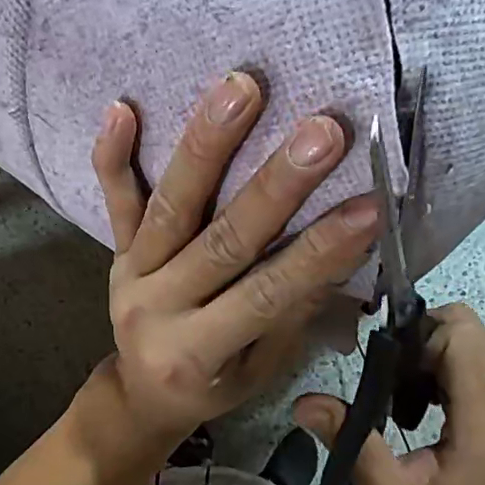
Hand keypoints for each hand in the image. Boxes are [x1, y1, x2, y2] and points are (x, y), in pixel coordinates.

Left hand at [86, 71, 382, 454]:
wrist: (138, 395)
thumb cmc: (212, 386)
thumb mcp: (258, 370)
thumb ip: (291, 313)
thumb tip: (339, 247)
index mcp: (198, 352)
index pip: (267, 293)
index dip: (319, 252)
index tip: (370, 205)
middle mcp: (158, 307)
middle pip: (221, 239)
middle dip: (275, 185)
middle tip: (320, 131)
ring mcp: (130, 272)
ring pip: (171, 204)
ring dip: (207, 144)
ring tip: (240, 89)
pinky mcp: (114, 249)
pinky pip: (114, 201)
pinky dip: (113, 155)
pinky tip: (121, 107)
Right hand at [295, 303, 484, 484]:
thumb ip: (352, 443)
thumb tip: (304, 402)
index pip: (460, 335)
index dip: (417, 337)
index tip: (382, 368)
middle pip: (466, 332)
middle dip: (419, 345)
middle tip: (385, 386)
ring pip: (474, 344)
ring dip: (432, 358)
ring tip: (402, 402)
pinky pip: (481, 364)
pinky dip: (447, 371)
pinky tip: (425, 410)